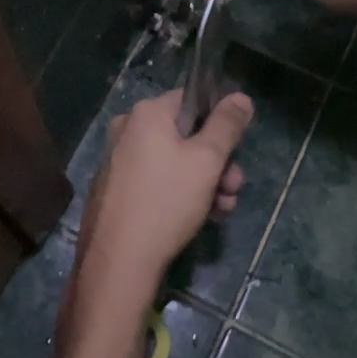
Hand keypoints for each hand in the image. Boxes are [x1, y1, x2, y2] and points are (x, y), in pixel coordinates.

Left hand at [76, 90, 252, 302]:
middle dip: (217, 163)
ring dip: (205, 182)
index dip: (219, 122)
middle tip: (234, 188)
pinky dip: (180, 194)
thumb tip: (241, 97)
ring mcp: (118, 161)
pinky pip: (156, 182)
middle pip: (185, 135)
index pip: (191, 100)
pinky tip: (201, 218)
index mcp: (146, 113)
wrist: (118, 259)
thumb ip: (227, 126)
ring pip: (174, 162)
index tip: (236, 149)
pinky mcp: (115, 191)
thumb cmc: (166, 201)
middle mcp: (127, 130)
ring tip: (223, 210)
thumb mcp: (207, 161)